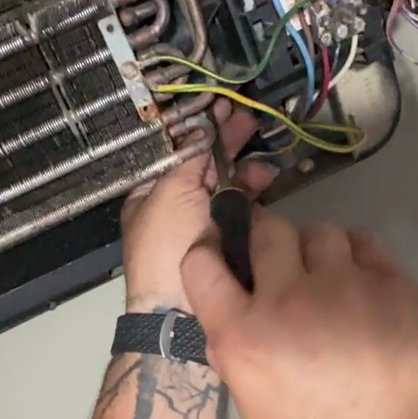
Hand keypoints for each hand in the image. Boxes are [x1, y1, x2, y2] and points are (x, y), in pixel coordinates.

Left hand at [120, 106, 275, 314]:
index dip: (198, 128)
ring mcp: (205, 224)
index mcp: (152, 193)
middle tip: (248, 122)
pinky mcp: (230, 241)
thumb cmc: (164, 248)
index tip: (218, 107)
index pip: (177, 151)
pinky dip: (254, 194)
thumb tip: (201, 127)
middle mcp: (178, 206)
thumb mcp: (169, 194)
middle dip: (227, 144)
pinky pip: (244, 208)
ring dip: (245, 170)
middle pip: (206, 165)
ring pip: (229, 185)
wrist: (181, 311)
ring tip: (261, 166)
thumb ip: (188, 157)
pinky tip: (264, 182)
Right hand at [180, 211, 417, 418]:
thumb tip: (229, 321)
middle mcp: (286, 297)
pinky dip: (358, 255)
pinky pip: (365, 241)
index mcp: (242, 336)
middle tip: (280, 261)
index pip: (201, 264)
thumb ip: (236, 356)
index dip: (210, 252)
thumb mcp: (256, 409)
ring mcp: (342, 283)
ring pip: (319, 231)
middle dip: (267, 239)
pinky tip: (363, 282)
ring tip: (331, 280)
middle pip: (267, 230)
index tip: (222, 255)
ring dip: (316, 250)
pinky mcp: (391, 280)